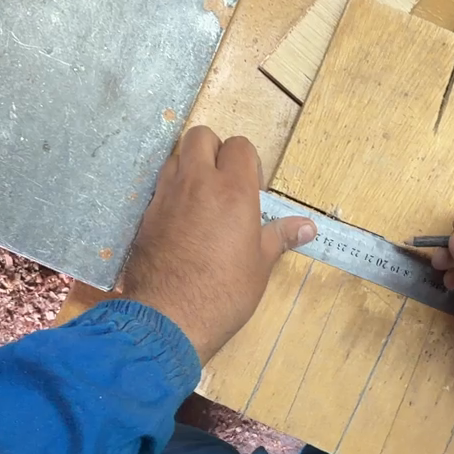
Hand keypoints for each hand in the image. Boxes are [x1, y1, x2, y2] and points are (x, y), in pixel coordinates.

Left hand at [122, 127, 314, 361]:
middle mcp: (197, 183)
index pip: (240, 146)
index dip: (248, 163)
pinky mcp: (146, 214)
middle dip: (214, 150)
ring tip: (202, 200)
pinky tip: (180, 222)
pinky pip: (160, 187)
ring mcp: (166, 196)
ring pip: (175, 157)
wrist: (169, 317)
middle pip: (201, 136)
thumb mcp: (260, 265)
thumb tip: (307, 227)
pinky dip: (171, 192)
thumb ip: (279, 236)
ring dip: (189, 167)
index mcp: (233, 190)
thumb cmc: (224, 292)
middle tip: (224, 183)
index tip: (252, 190)